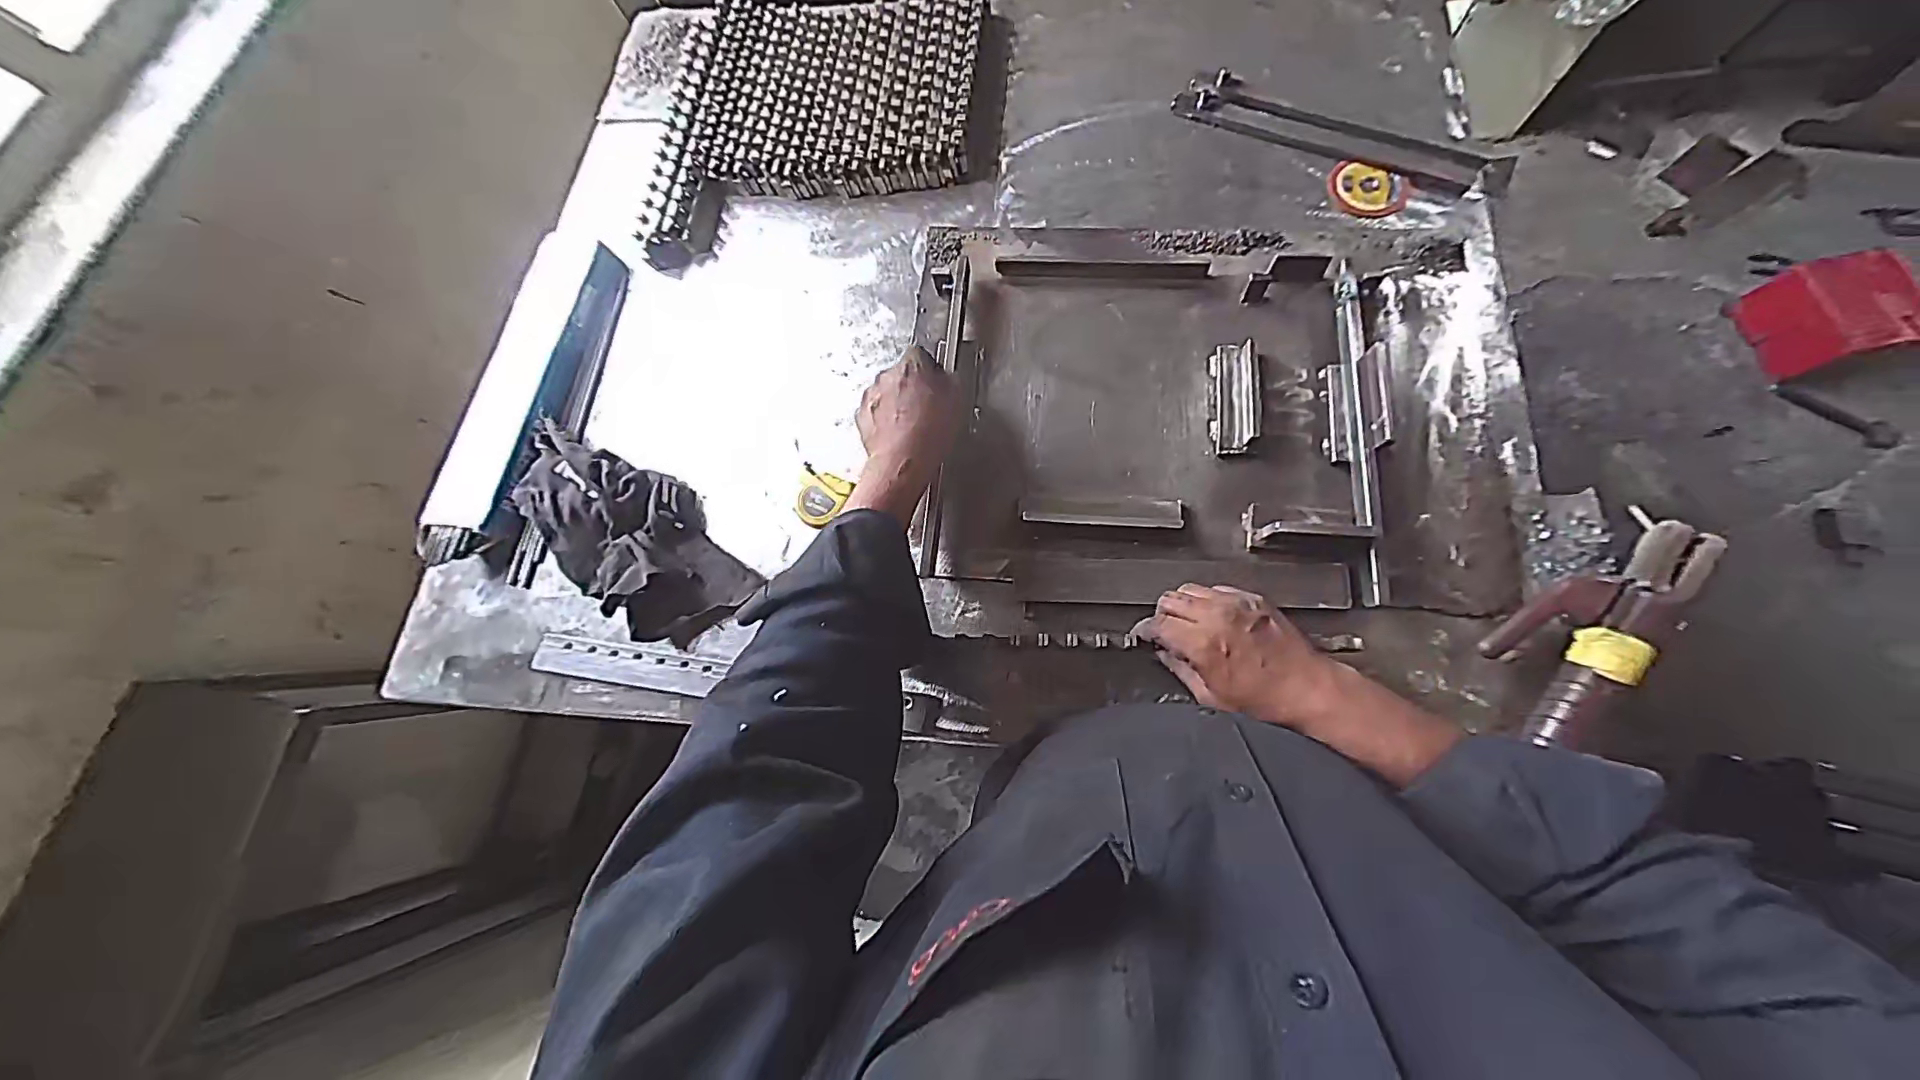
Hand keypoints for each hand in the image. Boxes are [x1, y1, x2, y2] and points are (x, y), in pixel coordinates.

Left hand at [845, 345, 961, 523]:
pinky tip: (899, 435)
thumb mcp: (956, 401)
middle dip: (912, 388)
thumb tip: (948, 378)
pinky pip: (875, 412)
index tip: (936, 383)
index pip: (920, 354)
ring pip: (887, 393)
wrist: (902, 462)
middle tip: (926, 408)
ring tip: (913, 425)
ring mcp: (871, 396)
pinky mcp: (862, 416)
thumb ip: (949, 381)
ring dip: (897, 404)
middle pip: (901, 374)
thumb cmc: (928, 434)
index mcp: (912, 365)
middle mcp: (887, 376)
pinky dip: (884, 420)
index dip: (930, 370)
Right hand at [1133, 583, 1464, 787]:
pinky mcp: (1253, 599)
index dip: (1145, 631)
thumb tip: (1165, 655)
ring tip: (1187, 622)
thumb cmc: (1268, 700)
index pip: (1157, 624)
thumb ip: (1180, 669)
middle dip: (1162, 616)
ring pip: (1190, 589)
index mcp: (1203, 643)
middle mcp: (1218, 617)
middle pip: (1169, 600)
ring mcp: (1236, 604)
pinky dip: (1207, 600)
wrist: (1308, 689)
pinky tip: (1212, 617)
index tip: (1144, 636)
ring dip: (1182, 605)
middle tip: (1164, 631)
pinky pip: (1216, 589)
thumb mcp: (1211, 697)